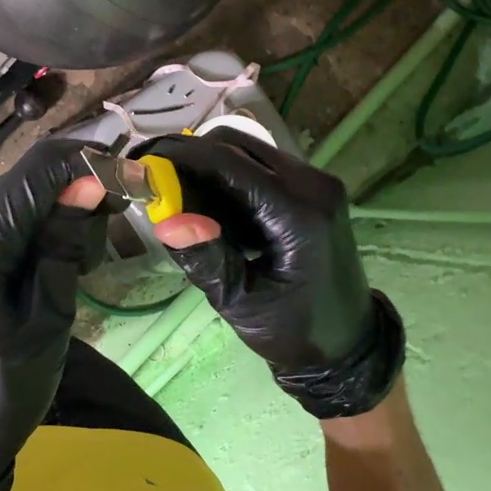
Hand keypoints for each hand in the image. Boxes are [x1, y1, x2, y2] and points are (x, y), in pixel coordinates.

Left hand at [0, 138, 104, 490]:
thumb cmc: (0, 393)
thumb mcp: (47, 323)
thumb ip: (63, 247)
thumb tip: (88, 182)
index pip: (37, 173)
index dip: (90, 165)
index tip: (136, 182)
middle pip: (26, 179)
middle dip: (78, 190)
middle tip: (114, 231)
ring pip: (16, 197)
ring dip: (59, 211)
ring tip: (85, 261)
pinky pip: (1, 221)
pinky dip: (36, 228)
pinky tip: (55, 262)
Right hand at [143, 129, 402, 418]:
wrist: (348, 344)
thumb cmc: (294, 331)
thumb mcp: (241, 303)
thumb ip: (205, 258)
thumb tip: (165, 219)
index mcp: (298, 214)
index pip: (229, 164)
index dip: (182, 157)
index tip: (142, 159)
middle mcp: (313, 185)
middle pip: (238, 146)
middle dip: (191, 157)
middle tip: (154, 178)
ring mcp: (317, 183)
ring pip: (249, 152)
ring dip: (209, 165)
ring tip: (176, 193)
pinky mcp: (313, 189)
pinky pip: (262, 167)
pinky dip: (230, 177)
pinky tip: (209, 205)